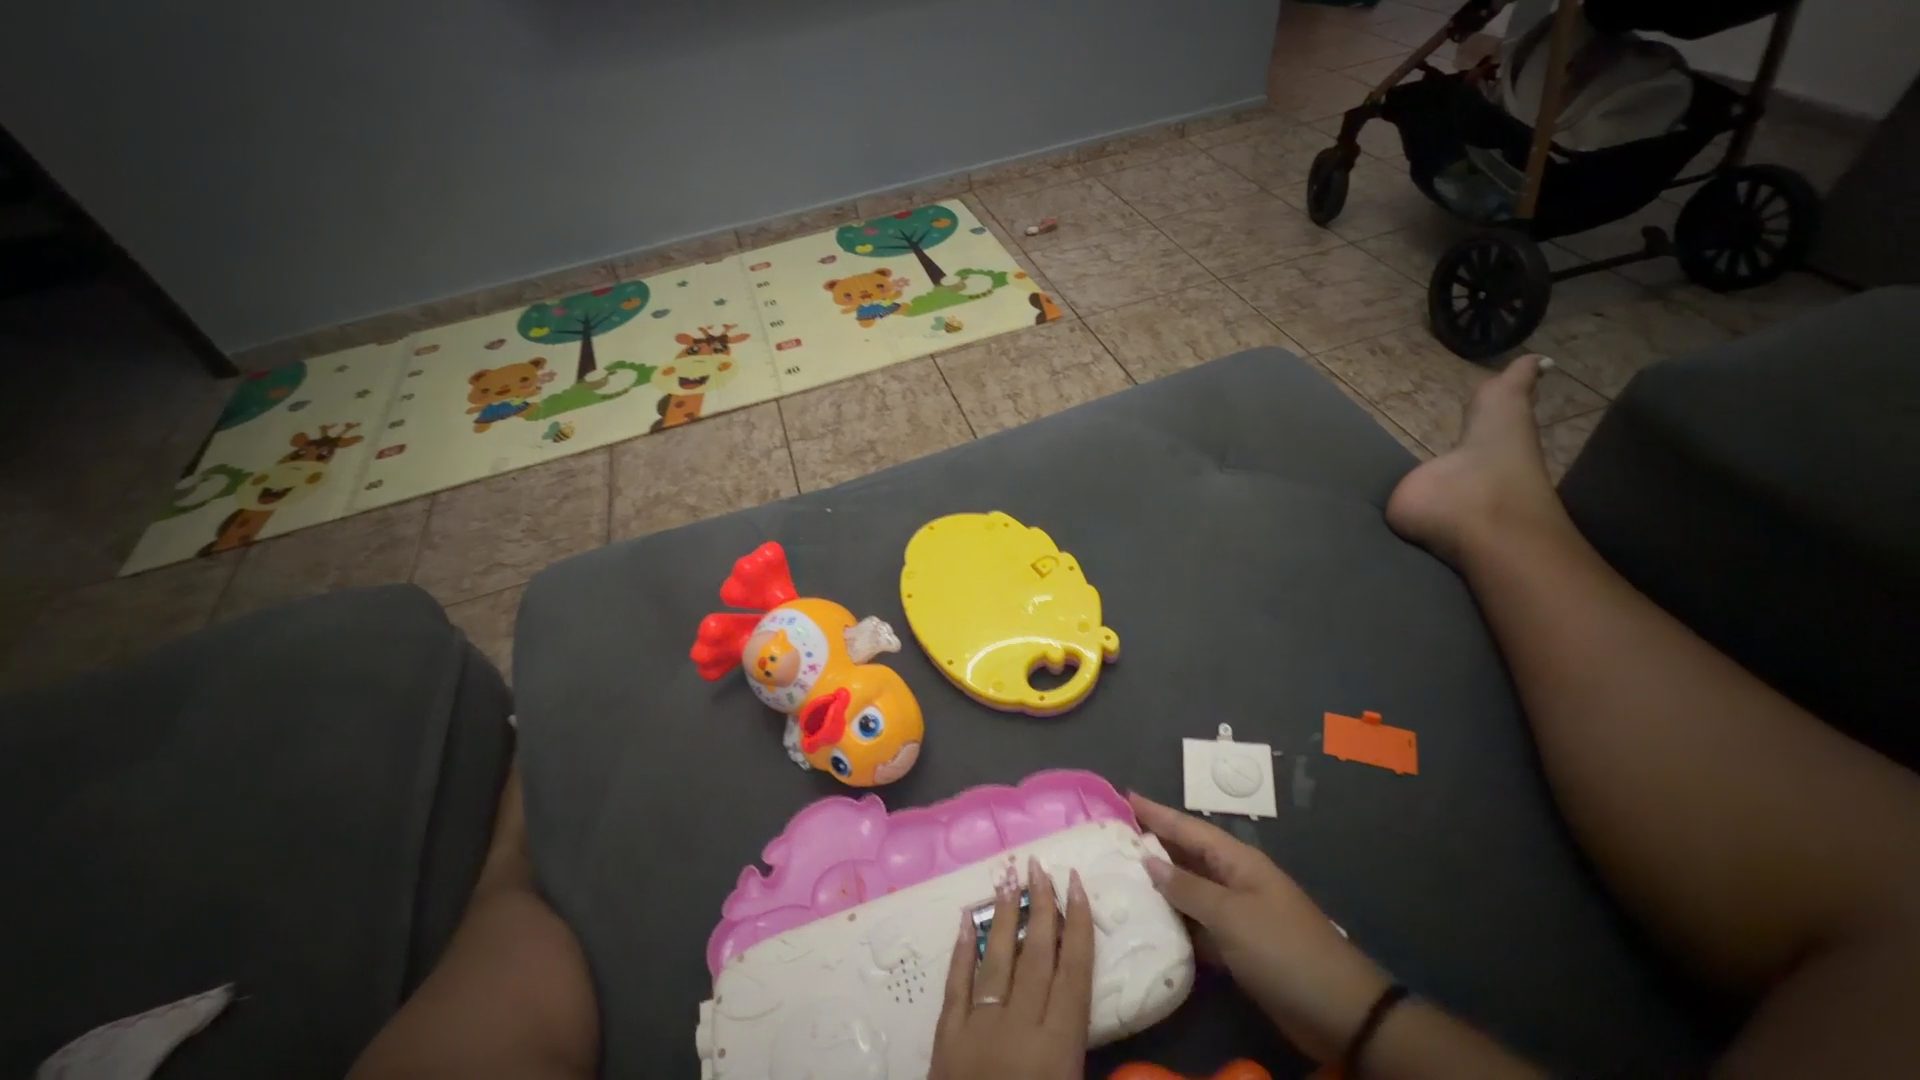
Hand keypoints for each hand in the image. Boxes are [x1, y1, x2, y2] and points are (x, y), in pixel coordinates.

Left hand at [929, 857, 1093, 1079]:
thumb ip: (1083, 1044)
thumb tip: (1093, 1004)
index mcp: (1058, 1043)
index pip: (1074, 972)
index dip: (1078, 924)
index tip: (1075, 883)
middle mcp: (1019, 1024)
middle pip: (1035, 956)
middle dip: (1039, 907)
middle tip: (1038, 866)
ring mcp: (978, 1027)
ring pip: (996, 961)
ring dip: (1002, 918)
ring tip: (1007, 879)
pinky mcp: (947, 1035)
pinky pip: (955, 985)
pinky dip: (961, 950)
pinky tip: (964, 919)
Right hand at [1130, 794, 1391, 1062]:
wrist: (1336, 1010)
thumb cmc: (1282, 951)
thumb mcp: (1230, 916)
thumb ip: (1187, 888)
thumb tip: (1148, 861)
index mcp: (1239, 862)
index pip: (1189, 829)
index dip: (1157, 813)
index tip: (1125, 796)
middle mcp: (1236, 881)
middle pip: (1187, 855)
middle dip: (1152, 844)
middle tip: (1112, 835)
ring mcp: (1238, 914)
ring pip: (1189, 890)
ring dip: (1159, 884)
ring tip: (1119, 875)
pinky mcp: (1237, 947)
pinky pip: (1196, 923)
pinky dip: (1174, 920)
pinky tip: (1147, 922)